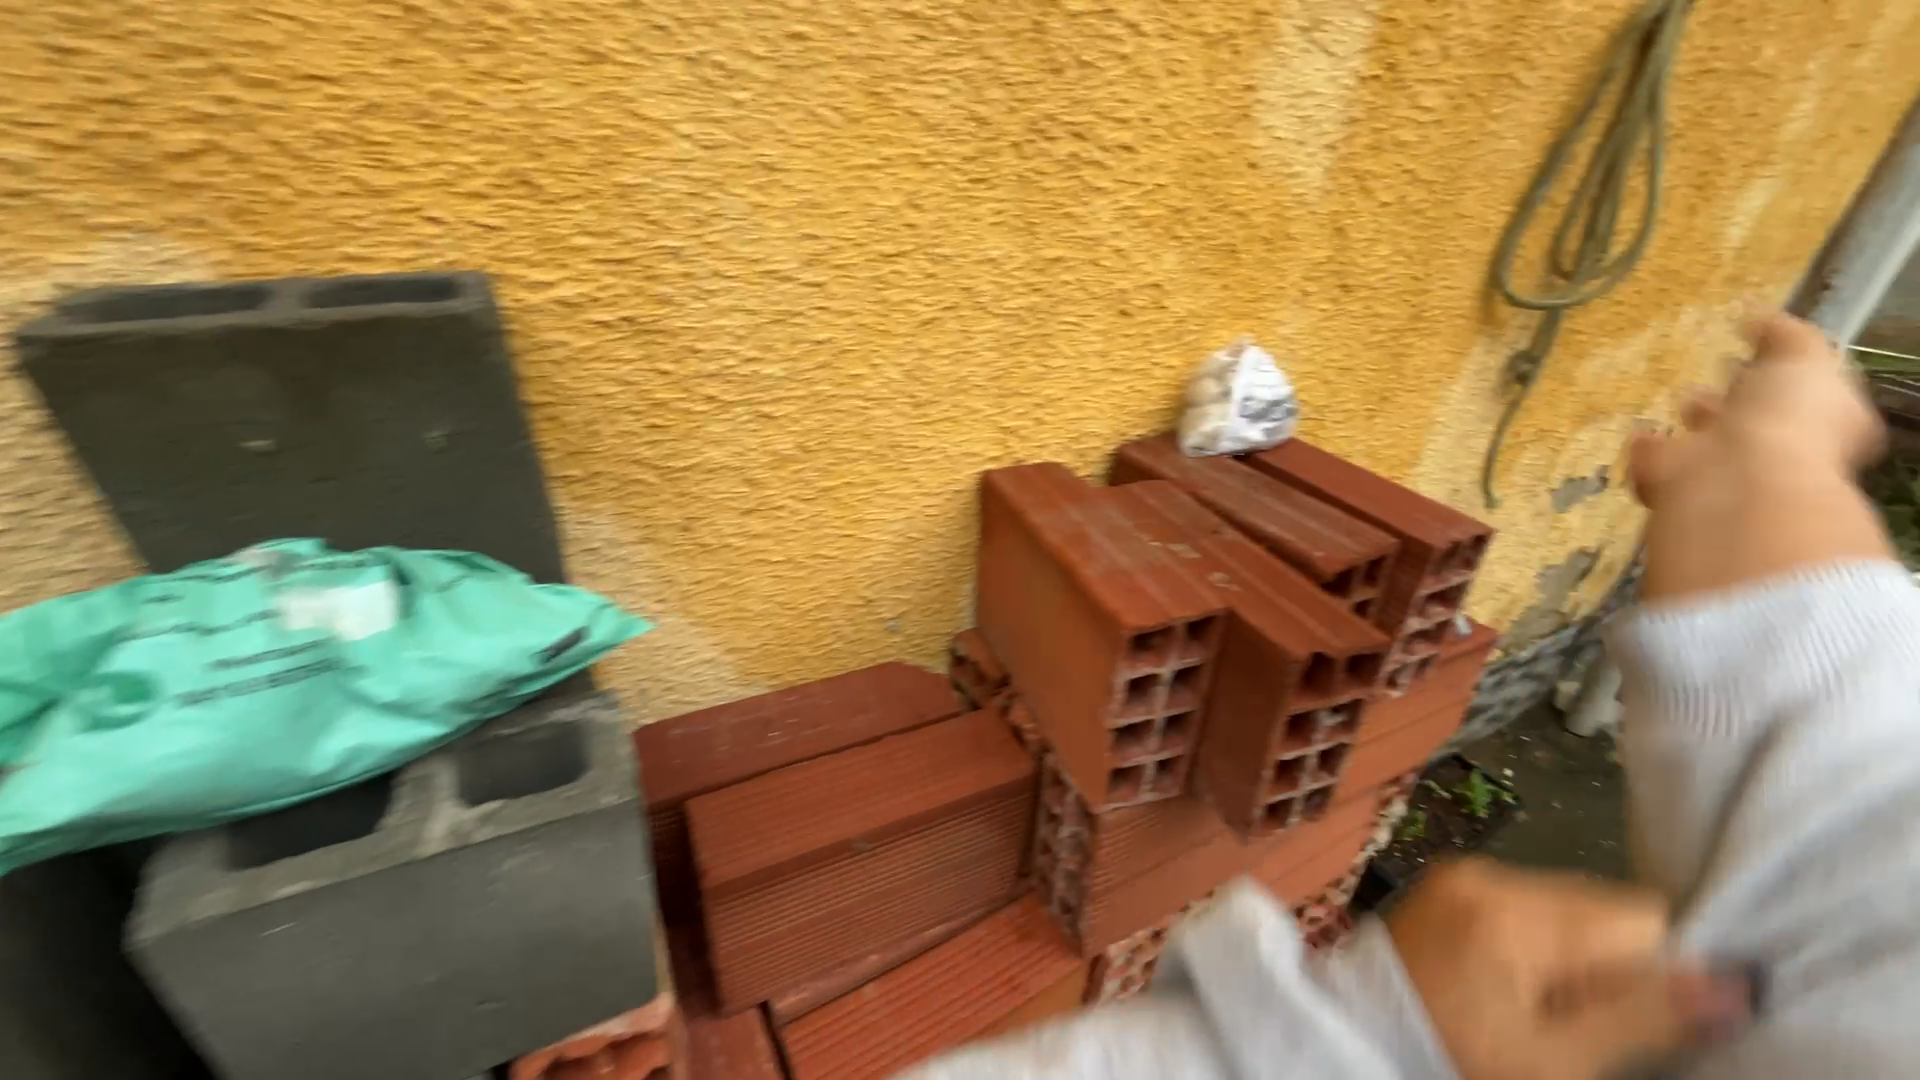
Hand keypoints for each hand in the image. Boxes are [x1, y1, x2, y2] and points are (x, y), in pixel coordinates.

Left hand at [1388, 858, 1751, 1079]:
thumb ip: (1641, 1017)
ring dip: (1575, 951)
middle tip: (1574, 1018)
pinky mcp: (1448, 879)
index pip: (1640, 916)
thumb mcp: (1556, 1059)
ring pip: (1567, 902)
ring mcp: (1463, 871)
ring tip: (1535, 1002)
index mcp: (1513, 913)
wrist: (1359, 1028)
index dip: (1660, 969)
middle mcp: (1487, 873)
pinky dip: (1536, 937)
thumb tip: (1736, 982)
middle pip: (1602, 904)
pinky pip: (1523, 899)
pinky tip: (1507, 979)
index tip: (1635, 1017)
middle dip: (1614, 961)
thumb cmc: (1456, 1053)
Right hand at [1627, 310, 1890, 601]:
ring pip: (1704, 438)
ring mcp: (1717, 468)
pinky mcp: (1668, 481)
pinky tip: (1635, 425)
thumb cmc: (1783, 418)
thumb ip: (1784, 336)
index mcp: (1816, 419)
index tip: (1752, 340)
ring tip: (1674, 393)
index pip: (1800, 386)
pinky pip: (1655, 457)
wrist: (1729, 480)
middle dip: (1735, 392)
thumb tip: (1756, 314)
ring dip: (1692, 420)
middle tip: (1716, 366)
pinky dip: (1645, 443)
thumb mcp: (1803, 359)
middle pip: (1752, 413)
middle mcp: (1771, 447)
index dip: (1780, 365)